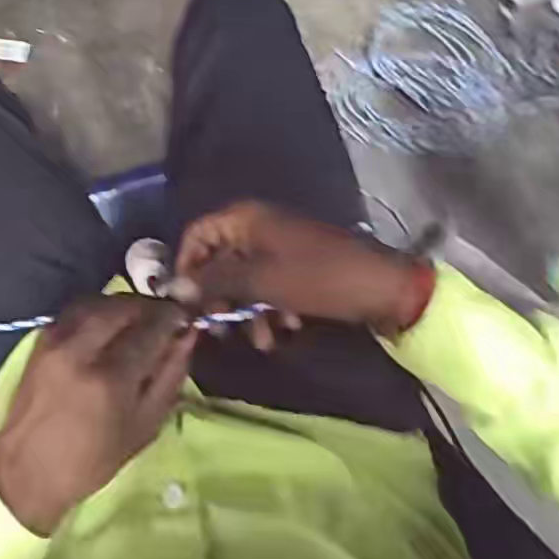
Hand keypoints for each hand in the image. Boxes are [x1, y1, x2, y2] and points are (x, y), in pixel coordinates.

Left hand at [0, 295, 196, 534]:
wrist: (27, 467)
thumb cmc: (92, 460)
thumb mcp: (144, 427)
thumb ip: (169, 376)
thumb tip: (187, 335)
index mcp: (110, 380)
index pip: (149, 330)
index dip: (172, 318)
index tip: (186, 317)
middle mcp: (81, 350)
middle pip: (124, 307)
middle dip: (150, 306)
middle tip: (165, 316)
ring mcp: (58, 338)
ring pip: (100, 301)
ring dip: (126, 304)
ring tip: (141, 317)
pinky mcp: (43, 335)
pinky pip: (79, 307)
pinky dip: (101, 307)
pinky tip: (112, 320)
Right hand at [174, 200, 433, 343]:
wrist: (384, 288)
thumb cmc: (318, 277)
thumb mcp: (261, 281)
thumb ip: (214, 282)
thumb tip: (174, 287)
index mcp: (245, 218)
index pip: (196, 235)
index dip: (186, 267)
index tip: (186, 303)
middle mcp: (256, 226)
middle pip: (219, 260)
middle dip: (220, 297)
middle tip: (221, 328)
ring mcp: (277, 245)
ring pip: (244, 278)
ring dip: (248, 310)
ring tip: (264, 341)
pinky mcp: (295, 265)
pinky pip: (269, 284)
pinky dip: (271, 307)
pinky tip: (287, 329)